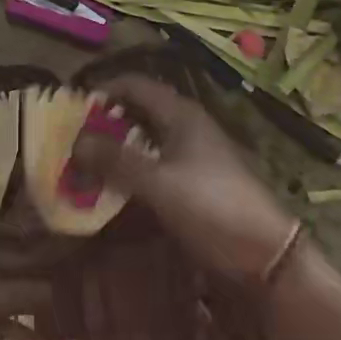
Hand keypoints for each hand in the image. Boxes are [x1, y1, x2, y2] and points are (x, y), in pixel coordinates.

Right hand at [72, 76, 296, 285]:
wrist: (266, 255)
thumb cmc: (212, 208)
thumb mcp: (159, 183)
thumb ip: (117, 160)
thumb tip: (76, 139)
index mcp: (180, 113)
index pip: (135, 84)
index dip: (104, 89)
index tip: (73, 106)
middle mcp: (187, 124)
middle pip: (141, 109)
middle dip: (108, 120)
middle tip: (76, 138)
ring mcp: (195, 152)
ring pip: (148, 137)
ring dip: (119, 145)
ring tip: (89, 163)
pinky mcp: (198, 179)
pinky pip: (157, 161)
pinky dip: (134, 167)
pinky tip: (118, 186)